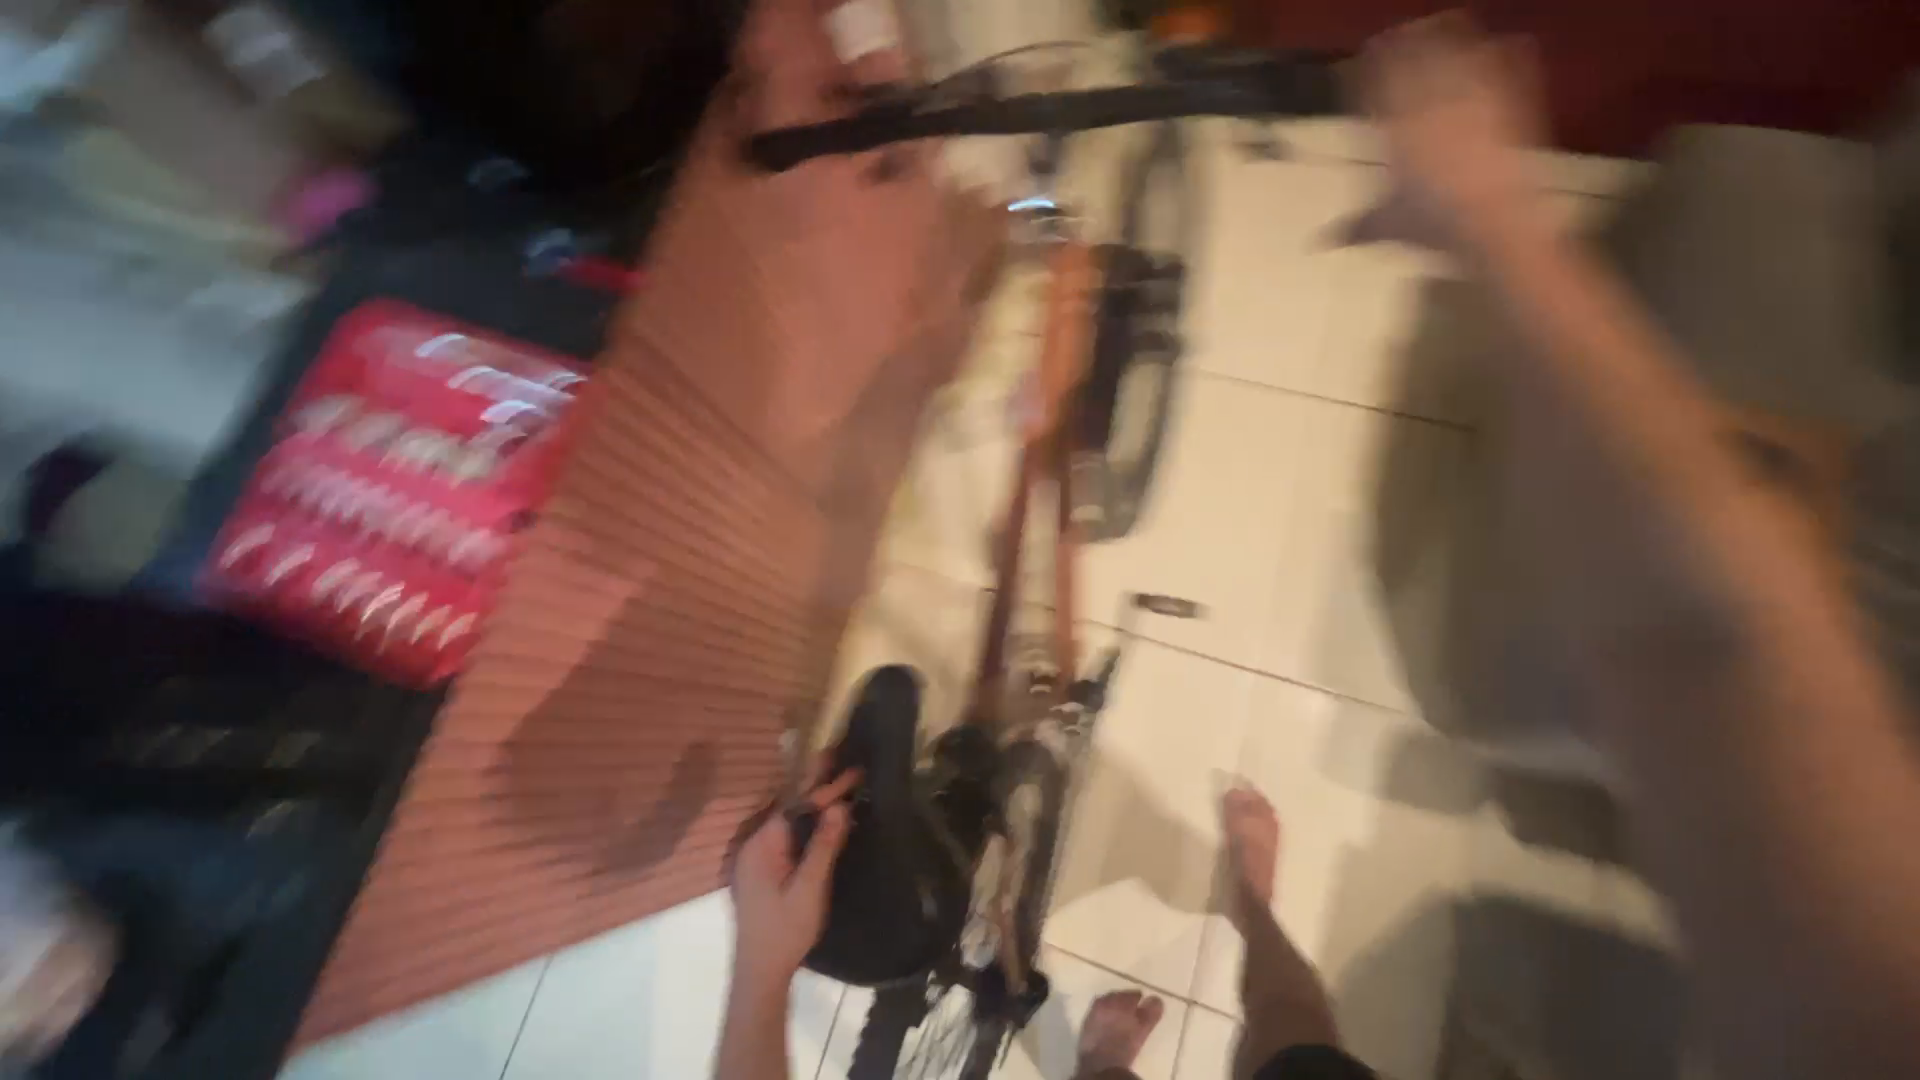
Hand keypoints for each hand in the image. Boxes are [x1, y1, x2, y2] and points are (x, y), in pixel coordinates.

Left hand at [727, 769, 858, 987]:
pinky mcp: (764, 871)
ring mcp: (757, 858)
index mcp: (761, 846)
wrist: (760, 975)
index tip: (852, 772)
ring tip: (837, 779)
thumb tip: (840, 806)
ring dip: (813, 802)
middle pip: (790, 808)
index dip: (825, 788)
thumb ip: (824, 846)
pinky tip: (824, 816)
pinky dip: (806, 822)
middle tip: (842, 761)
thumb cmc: (785, 932)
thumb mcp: (809, 888)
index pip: (795, 806)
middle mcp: (755, 846)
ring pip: (789, 821)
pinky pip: (787, 835)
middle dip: (817, 786)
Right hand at [1353, 12, 1549, 247]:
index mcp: (1395, 132)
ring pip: (1456, 51)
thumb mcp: (1386, 225)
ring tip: (1439, 23)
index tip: (1358, 61)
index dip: (1364, 71)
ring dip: (1446, 35)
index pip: (1374, 88)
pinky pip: (1506, 62)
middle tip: (1395, 36)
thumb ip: (1357, 226)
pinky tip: (1502, 41)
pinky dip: (1501, 50)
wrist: (1491, 219)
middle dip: (1402, 44)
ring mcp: (1471, 99)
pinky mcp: (1510, 100)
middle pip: (1413, 59)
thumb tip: (1323, 241)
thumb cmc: (1432, 223)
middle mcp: (1430, 107)